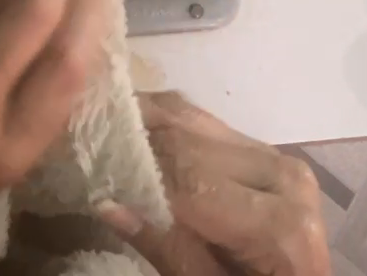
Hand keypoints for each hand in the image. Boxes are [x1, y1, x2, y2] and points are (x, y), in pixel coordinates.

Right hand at [104, 92, 329, 275]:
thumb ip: (166, 249)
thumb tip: (105, 202)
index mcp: (279, 226)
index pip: (189, 180)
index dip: (134, 171)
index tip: (87, 165)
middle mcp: (283, 175)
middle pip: (186, 141)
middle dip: (132, 143)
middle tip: (83, 140)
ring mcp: (274, 155)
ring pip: (190, 117)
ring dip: (140, 119)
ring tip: (98, 125)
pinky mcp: (261, 148)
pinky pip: (201, 120)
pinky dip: (161, 119)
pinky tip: (129, 123)